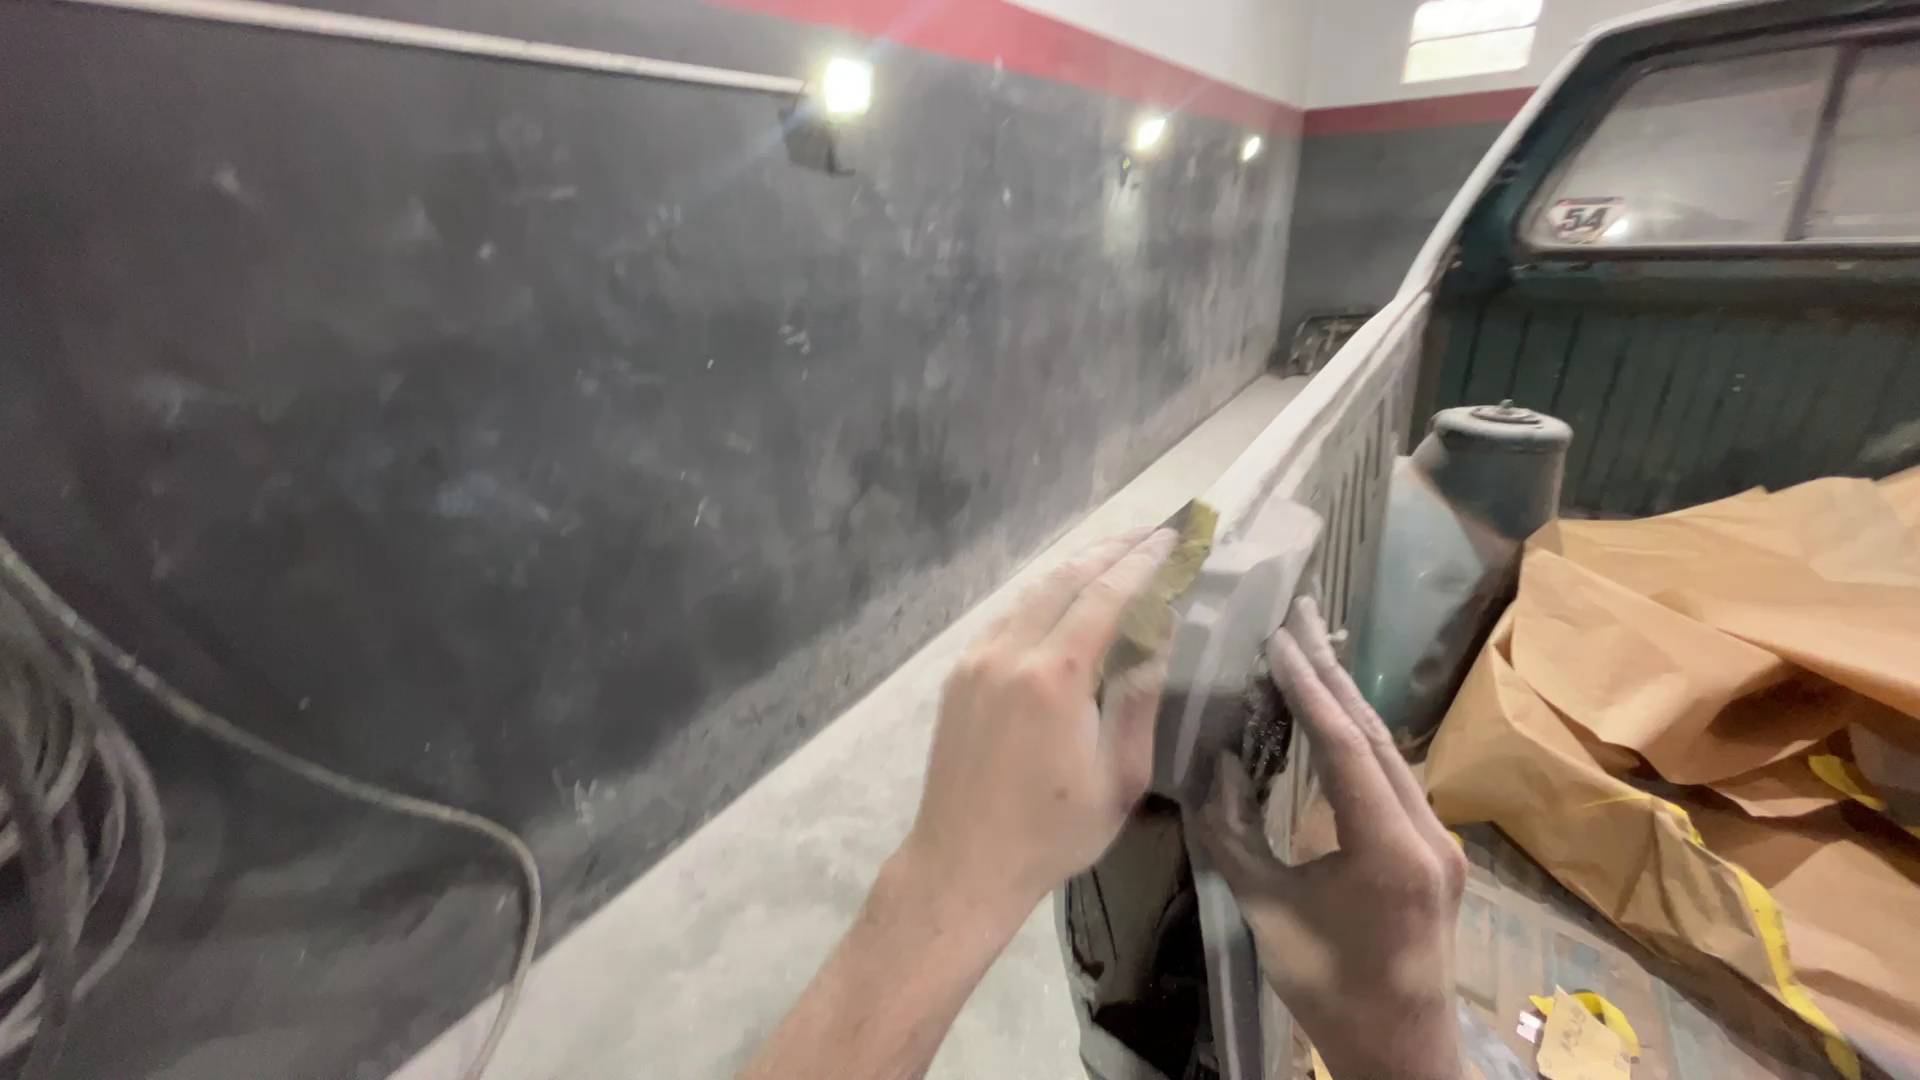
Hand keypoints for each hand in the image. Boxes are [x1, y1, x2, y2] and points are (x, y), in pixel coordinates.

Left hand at [899, 526, 1178, 925]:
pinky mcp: (958, 673)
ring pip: (1029, 593)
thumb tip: (1158, 639)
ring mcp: (975, 659)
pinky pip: (1004, 618)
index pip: (1104, 597)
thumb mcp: (1118, 778)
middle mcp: (1009, 652)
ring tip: (1112, 556)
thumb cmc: (1052, 833)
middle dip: (1109, 551)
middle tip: (1148, 534)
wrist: (963, 861)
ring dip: (1073, 569)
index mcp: (1054, 678)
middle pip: (1063, 580)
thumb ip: (1139, 701)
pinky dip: (1038, 598)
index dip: (1140, 563)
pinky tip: (1059, 598)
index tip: (1169, 538)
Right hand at [1199, 597, 1465, 1079]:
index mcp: (1390, 850)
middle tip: (1302, 611)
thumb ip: (1234, 833)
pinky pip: (1390, 771)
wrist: (1403, 1053)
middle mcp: (1427, 833)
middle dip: (1331, 670)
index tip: (1277, 639)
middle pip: (1374, 734)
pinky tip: (1331, 709)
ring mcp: (1438, 838)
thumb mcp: (1266, 910)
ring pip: (1387, 748)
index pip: (1344, 747)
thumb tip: (1216, 767)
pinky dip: (1354, 731)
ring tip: (1309, 645)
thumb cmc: (1329, 988)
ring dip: (1345, 696)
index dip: (1308, 690)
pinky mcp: (1432, 846)